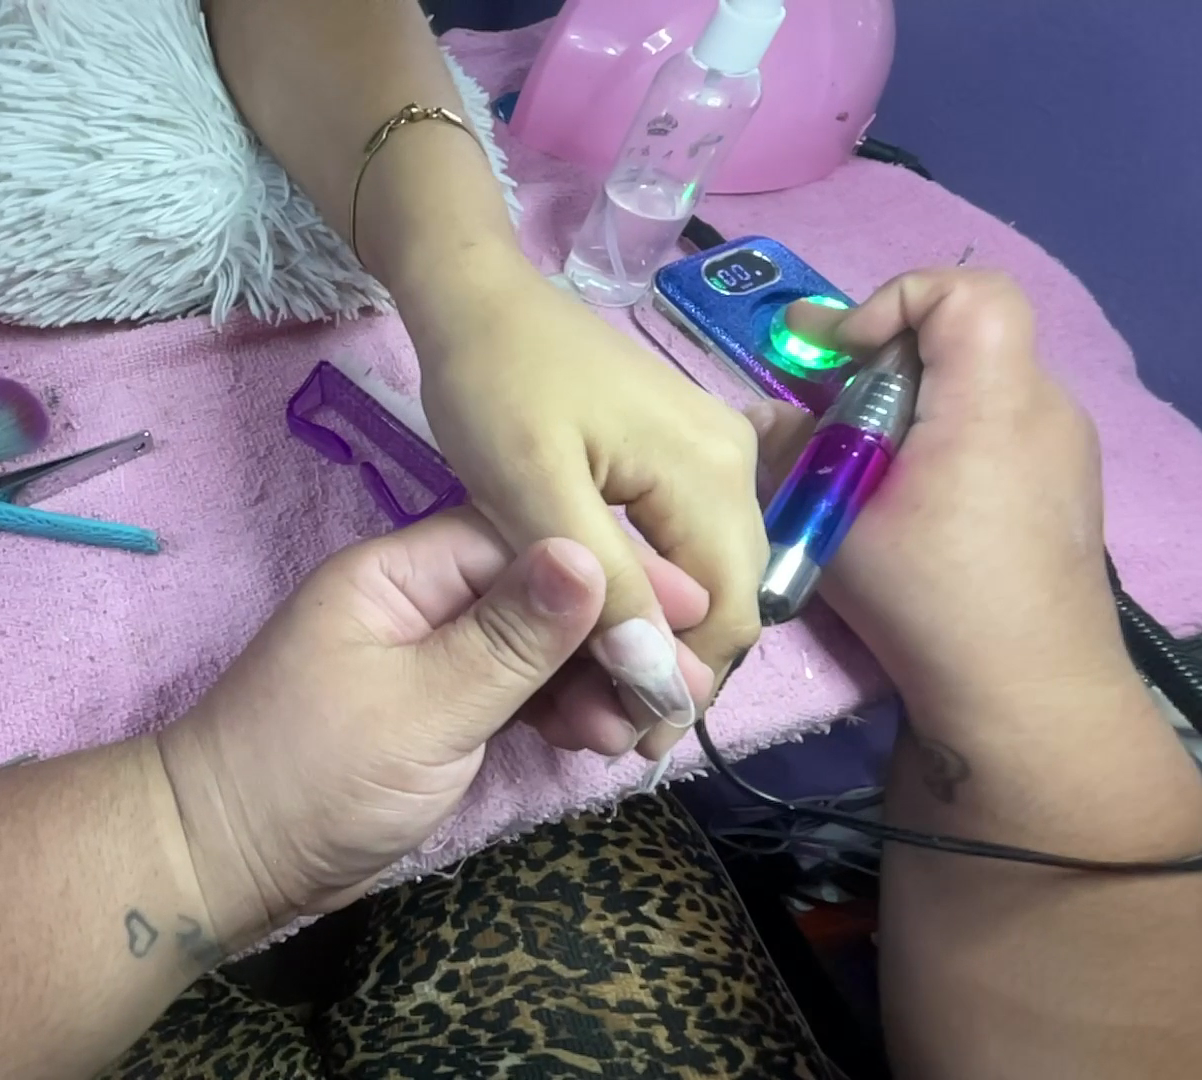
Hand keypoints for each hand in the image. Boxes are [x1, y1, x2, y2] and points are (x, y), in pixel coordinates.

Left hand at [157, 509, 715, 949]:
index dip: (600, 567)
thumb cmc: (314, 770)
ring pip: (526, 649)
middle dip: (604, 636)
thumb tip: (587, 552)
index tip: (685, 604)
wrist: (232, 854)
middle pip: (529, 595)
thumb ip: (508, 636)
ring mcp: (426, 658)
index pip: (514, 539)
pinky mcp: (434, 709)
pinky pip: (508, 693)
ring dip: (586, 682)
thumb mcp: (422, 703)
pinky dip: (552, 711)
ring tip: (634, 727)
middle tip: (678, 686)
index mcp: (397, 573)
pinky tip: (594, 737)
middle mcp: (415, 602)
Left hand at [397, 247, 764, 759]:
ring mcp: (696, 454)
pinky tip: (588, 624)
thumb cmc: (492, 389)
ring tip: (589, 689)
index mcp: (710, 475)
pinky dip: (632, 592)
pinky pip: (662, 541)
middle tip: (602, 727)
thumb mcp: (532, 489)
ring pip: (690, 573)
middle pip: (720, 596)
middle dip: (667, 667)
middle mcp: (727, 464)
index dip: (683, 683)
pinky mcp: (656, 454)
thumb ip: (602, 580)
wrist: (472, 303)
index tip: (627, 738)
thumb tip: (660, 675)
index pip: (729, 612)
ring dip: (647, 635)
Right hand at [748, 270, 1129, 721]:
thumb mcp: (828, 521)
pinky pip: (980, 423)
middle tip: (813, 413)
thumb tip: (757, 415)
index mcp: (992, 407)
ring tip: (843, 464)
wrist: (1018, 679)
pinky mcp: (1051, 478)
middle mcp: (1040, 409)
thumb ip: (785, 453)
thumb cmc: (922, 592)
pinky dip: (922, 434)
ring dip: (893, 404)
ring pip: (965, 384)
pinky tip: (888, 494)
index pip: (969, 294)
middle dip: (873, 363)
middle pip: (957, 338)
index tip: (833, 354)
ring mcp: (1054, 445)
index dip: (892, 301)